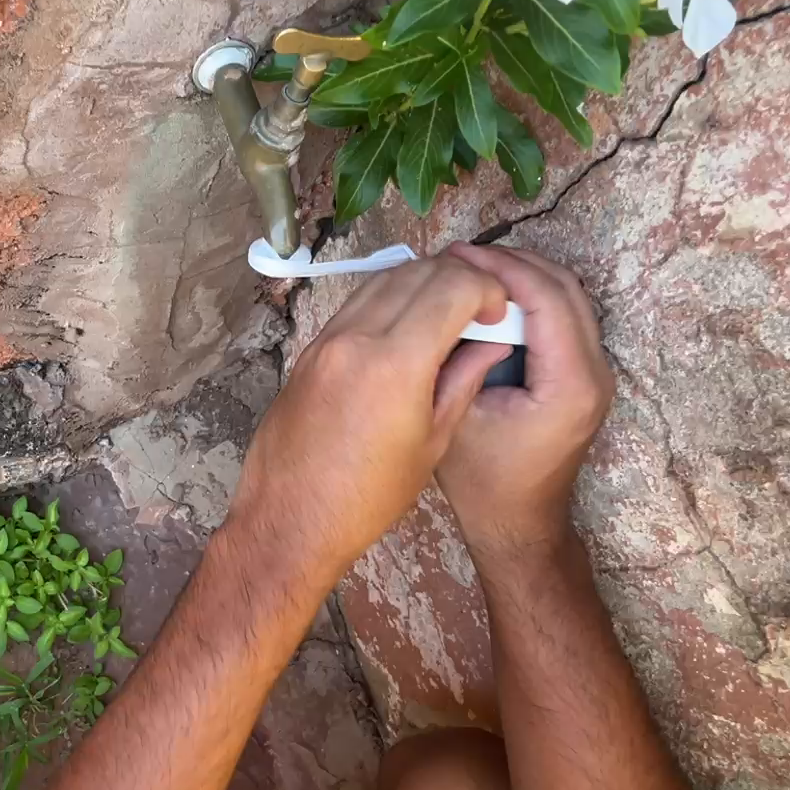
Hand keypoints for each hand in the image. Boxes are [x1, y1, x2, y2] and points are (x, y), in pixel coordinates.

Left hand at [228, 253, 515, 588]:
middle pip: (417, 273)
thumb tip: (490, 341)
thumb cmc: (367, 496)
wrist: (290, 516)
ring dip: (421, 284)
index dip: (488, 290)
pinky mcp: (308, 351)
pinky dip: (387, 300)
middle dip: (458, 279)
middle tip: (480, 308)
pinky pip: (354, 304)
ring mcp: (325, 341)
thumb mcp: (432, 443)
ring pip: (381, 280)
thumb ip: (464, 380)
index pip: (452, 287)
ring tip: (446, 314)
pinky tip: (406, 326)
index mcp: (395, 362)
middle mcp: (355, 339)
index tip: (499, 313)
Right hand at [434, 245, 614, 554]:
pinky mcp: (582, 378)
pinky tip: (490, 299)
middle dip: (513, 263)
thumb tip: (456, 308)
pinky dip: (529, 299)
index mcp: (569, 383)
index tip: (456, 255)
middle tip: (458, 256)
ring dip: (523, 277)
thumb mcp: (459, 418)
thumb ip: (463, 360)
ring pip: (569, 299)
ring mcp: (595, 375)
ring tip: (471, 271)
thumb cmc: (482, 481)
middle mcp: (595, 372)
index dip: (501, 267)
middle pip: (565, 289)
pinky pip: (563, 320)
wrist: (517, 523)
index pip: (545, 298)